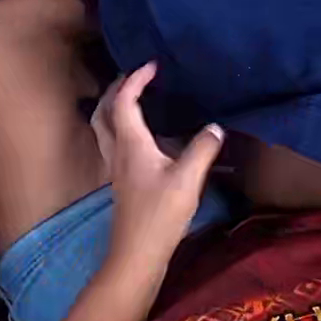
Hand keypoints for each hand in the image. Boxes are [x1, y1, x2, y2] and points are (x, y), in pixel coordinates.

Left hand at [90, 62, 223, 262]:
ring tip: (137, 98)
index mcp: (131, 145)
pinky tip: (146, 134)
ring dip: (115, 107)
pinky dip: (124, 126)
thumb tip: (216, 126)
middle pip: (104, 112)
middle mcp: (118, 152)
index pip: (124, 102)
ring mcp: (118, 168)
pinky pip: (116, 142)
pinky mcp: (124, 181)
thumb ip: (203, 148)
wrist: (137, 255)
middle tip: (138, 76)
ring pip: (105, 128)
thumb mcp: (188, 179)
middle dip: (117, 89)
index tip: (153, 65)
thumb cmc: (159, 215)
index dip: (135, 79)